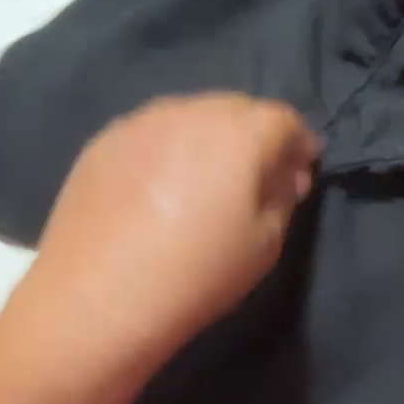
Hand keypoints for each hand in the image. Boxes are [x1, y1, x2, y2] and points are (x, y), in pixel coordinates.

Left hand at [24, 93, 319, 356]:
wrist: (100, 296)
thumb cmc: (199, 273)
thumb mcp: (265, 243)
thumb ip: (284, 196)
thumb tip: (286, 173)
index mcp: (239, 134)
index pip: (285, 119)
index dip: (301, 144)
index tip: (303, 172)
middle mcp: (190, 112)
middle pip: (238, 108)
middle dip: (258, 136)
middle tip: (260, 177)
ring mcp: (141, 121)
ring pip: (193, 114)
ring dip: (213, 138)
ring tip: (210, 180)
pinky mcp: (104, 140)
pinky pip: (154, 130)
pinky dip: (172, 147)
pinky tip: (165, 186)